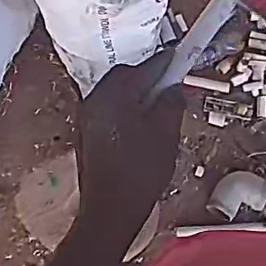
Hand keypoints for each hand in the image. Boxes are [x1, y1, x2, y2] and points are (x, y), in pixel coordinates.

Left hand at [76, 55, 183, 235]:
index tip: (179, 54)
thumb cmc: (140, 172)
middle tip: (170, 85)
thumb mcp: (165, 134)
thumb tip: (172, 88)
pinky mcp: (86, 134)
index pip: (142, 68)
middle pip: (123, 78)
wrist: (110, 211)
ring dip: (136, 95)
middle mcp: (93, 102)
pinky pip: (109, 111)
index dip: (164, 61)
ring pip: (115, 95)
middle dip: (148, 78)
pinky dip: (126, 110)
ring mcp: (86, 119)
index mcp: (112, 97)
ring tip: (158, 108)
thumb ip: (170, 103)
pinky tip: (142, 125)